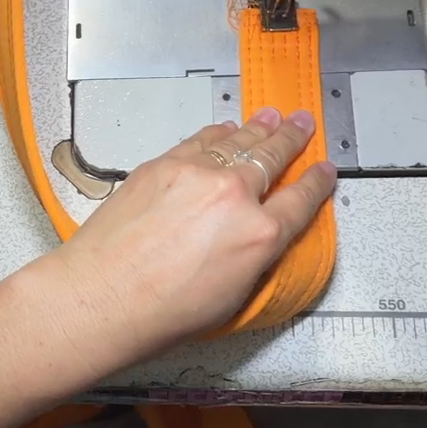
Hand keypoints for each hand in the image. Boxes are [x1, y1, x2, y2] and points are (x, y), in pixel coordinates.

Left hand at [35, 107, 335, 364]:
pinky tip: (225, 129)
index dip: (317, 183)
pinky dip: (217, 134)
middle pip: (272, 156)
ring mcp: (196, 174)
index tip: (324, 171)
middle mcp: (233, 195)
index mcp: (259, 235)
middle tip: (303, 122)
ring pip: (236, 141)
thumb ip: (256, 255)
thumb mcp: (234, 296)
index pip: (302, 199)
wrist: (103, 294)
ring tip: (271, 117)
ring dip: (257, 128)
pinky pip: (200, 141)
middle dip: (292, 138)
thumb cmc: (162, 310)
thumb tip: (259, 234)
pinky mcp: (163, 164)